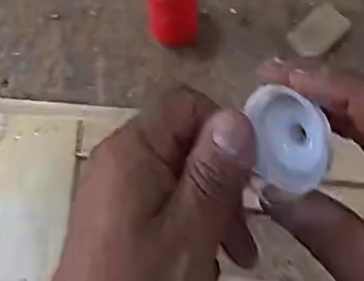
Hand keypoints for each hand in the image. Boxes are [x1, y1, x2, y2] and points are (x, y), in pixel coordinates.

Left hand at [54, 86, 256, 280]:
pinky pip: (162, 201)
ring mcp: (114, 189)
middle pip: (186, 140)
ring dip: (212, 208)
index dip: (223, 129)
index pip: (186, 102)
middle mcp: (119, 158)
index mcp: (131, 148)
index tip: (248, 175)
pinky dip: (188, 224)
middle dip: (222, 180)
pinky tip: (201, 262)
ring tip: (231, 256)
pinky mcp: (114, 219)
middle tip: (244, 234)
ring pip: (179, 174)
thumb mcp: (188, 234)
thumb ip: (214, 173)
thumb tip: (239, 116)